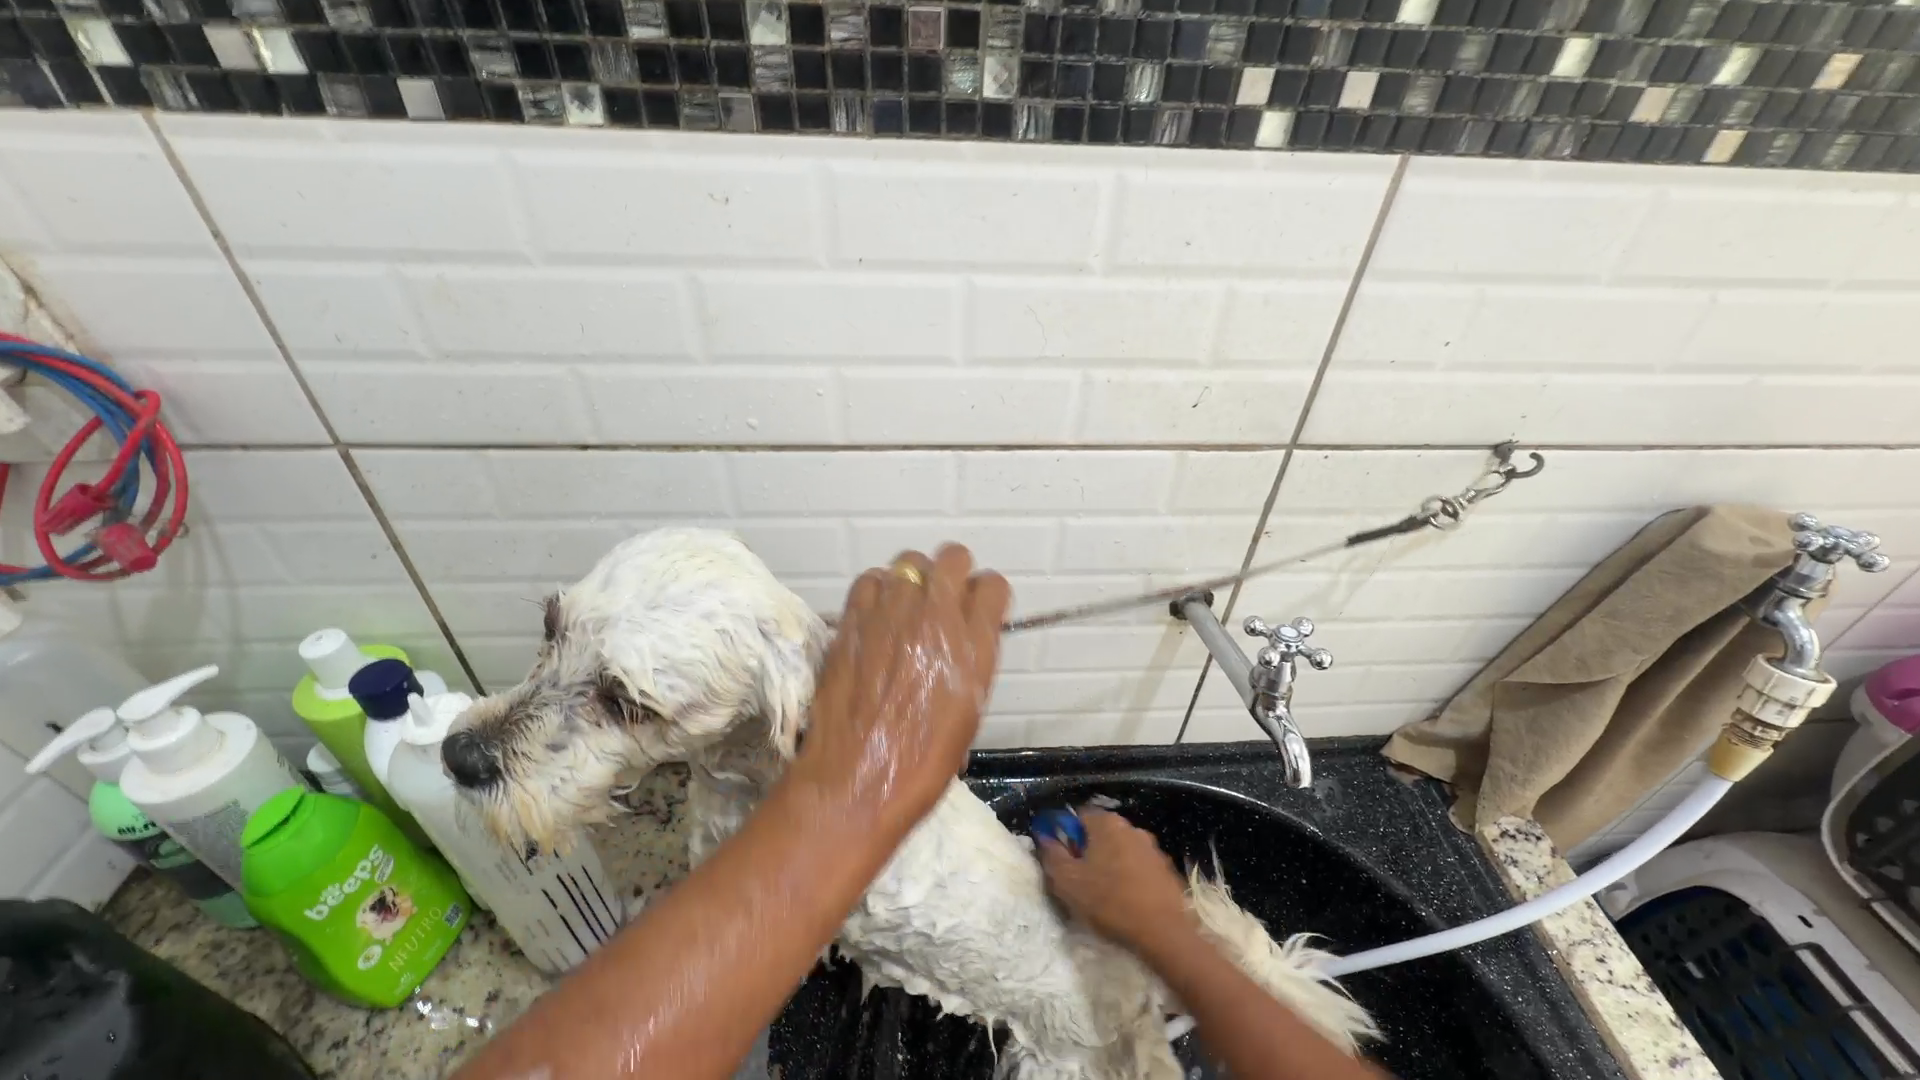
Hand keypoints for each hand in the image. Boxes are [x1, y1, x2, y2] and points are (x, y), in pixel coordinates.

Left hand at [793, 545, 1011, 838]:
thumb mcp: (968, 714)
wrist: (858, 782)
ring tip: (905, 610)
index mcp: (975, 647)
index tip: (977, 611)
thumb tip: (960, 644)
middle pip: (954, 557)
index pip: (993, 585)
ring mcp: (891, 613)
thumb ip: (971, 663)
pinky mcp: (853, 619)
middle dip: (954, 574)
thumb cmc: (922, 766)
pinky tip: (875, 618)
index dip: (986, 597)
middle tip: (943, 602)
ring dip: (914, 581)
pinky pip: (870, 580)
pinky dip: (877, 592)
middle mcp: (936, 618)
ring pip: (910, 562)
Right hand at [1039, 808, 1194, 954]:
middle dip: (1088, 852)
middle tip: (1080, 881)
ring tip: (1105, 896)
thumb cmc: (1108, 901)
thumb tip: (1045, 837)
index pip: (1077, 817)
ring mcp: (1153, 849)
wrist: (1163, 933)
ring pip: (1121, 852)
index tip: (1062, 860)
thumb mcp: (1066, 881)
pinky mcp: (1167, 871)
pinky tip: (1127, 902)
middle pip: (1100, 834)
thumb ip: (1051, 855)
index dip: (1065, 836)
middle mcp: (1132, 828)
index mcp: (1106, 823)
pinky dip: (1131, 879)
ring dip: (1111, 866)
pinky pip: (1140, 869)